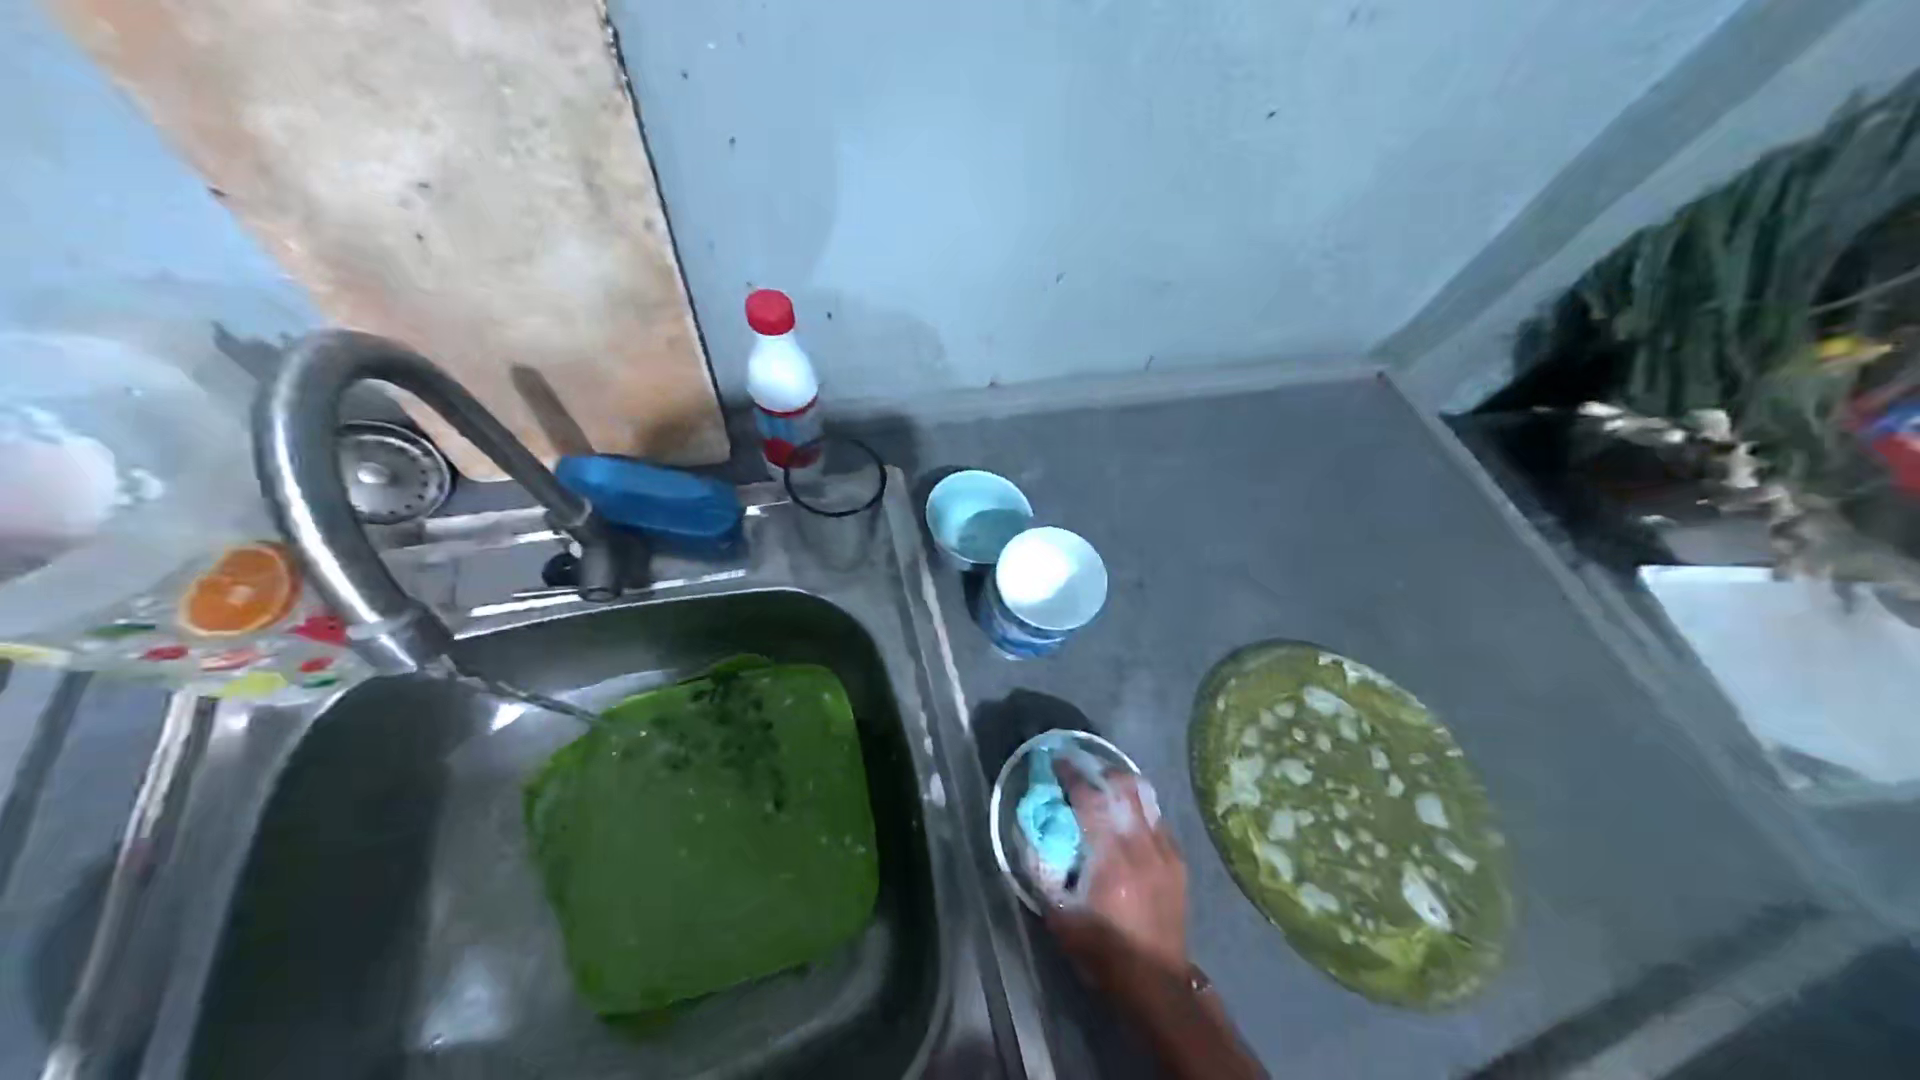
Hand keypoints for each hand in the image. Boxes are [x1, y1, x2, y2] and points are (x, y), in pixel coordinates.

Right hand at [1045, 765, 1188, 980]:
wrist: (1156, 983)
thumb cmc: (1103, 951)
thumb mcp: (1060, 916)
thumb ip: (1043, 873)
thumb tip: (1030, 837)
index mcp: (1111, 859)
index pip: (1091, 799)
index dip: (1073, 775)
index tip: (1058, 761)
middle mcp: (1143, 847)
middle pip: (1125, 787)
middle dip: (1101, 771)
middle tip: (1082, 769)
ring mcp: (1166, 852)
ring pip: (1145, 797)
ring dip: (1122, 785)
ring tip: (1103, 785)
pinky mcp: (1178, 861)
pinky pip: (1157, 818)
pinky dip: (1139, 808)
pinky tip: (1126, 817)